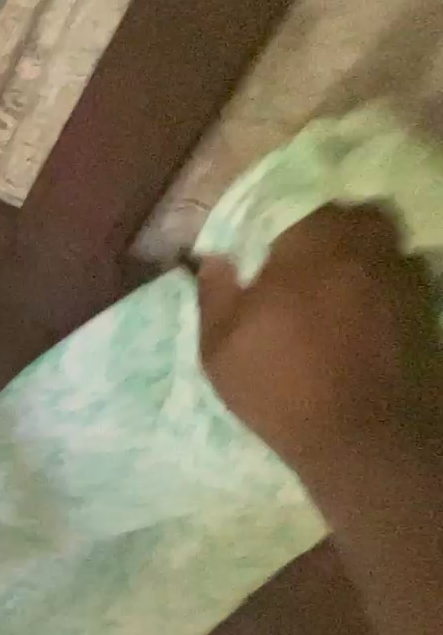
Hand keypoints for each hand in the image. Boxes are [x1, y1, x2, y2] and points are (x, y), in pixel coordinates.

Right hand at [196, 203, 440, 484]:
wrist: (356, 425)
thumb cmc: (271, 382)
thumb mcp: (217, 345)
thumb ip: (216, 294)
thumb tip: (214, 258)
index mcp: (306, 257)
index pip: (300, 209)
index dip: (278, 220)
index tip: (257, 242)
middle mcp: (363, 254)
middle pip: (357, 215)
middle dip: (328, 226)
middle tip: (298, 254)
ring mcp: (403, 276)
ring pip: (386, 238)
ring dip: (358, 249)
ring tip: (331, 277)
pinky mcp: (426, 301)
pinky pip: (406, 268)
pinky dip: (381, 275)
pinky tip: (360, 302)